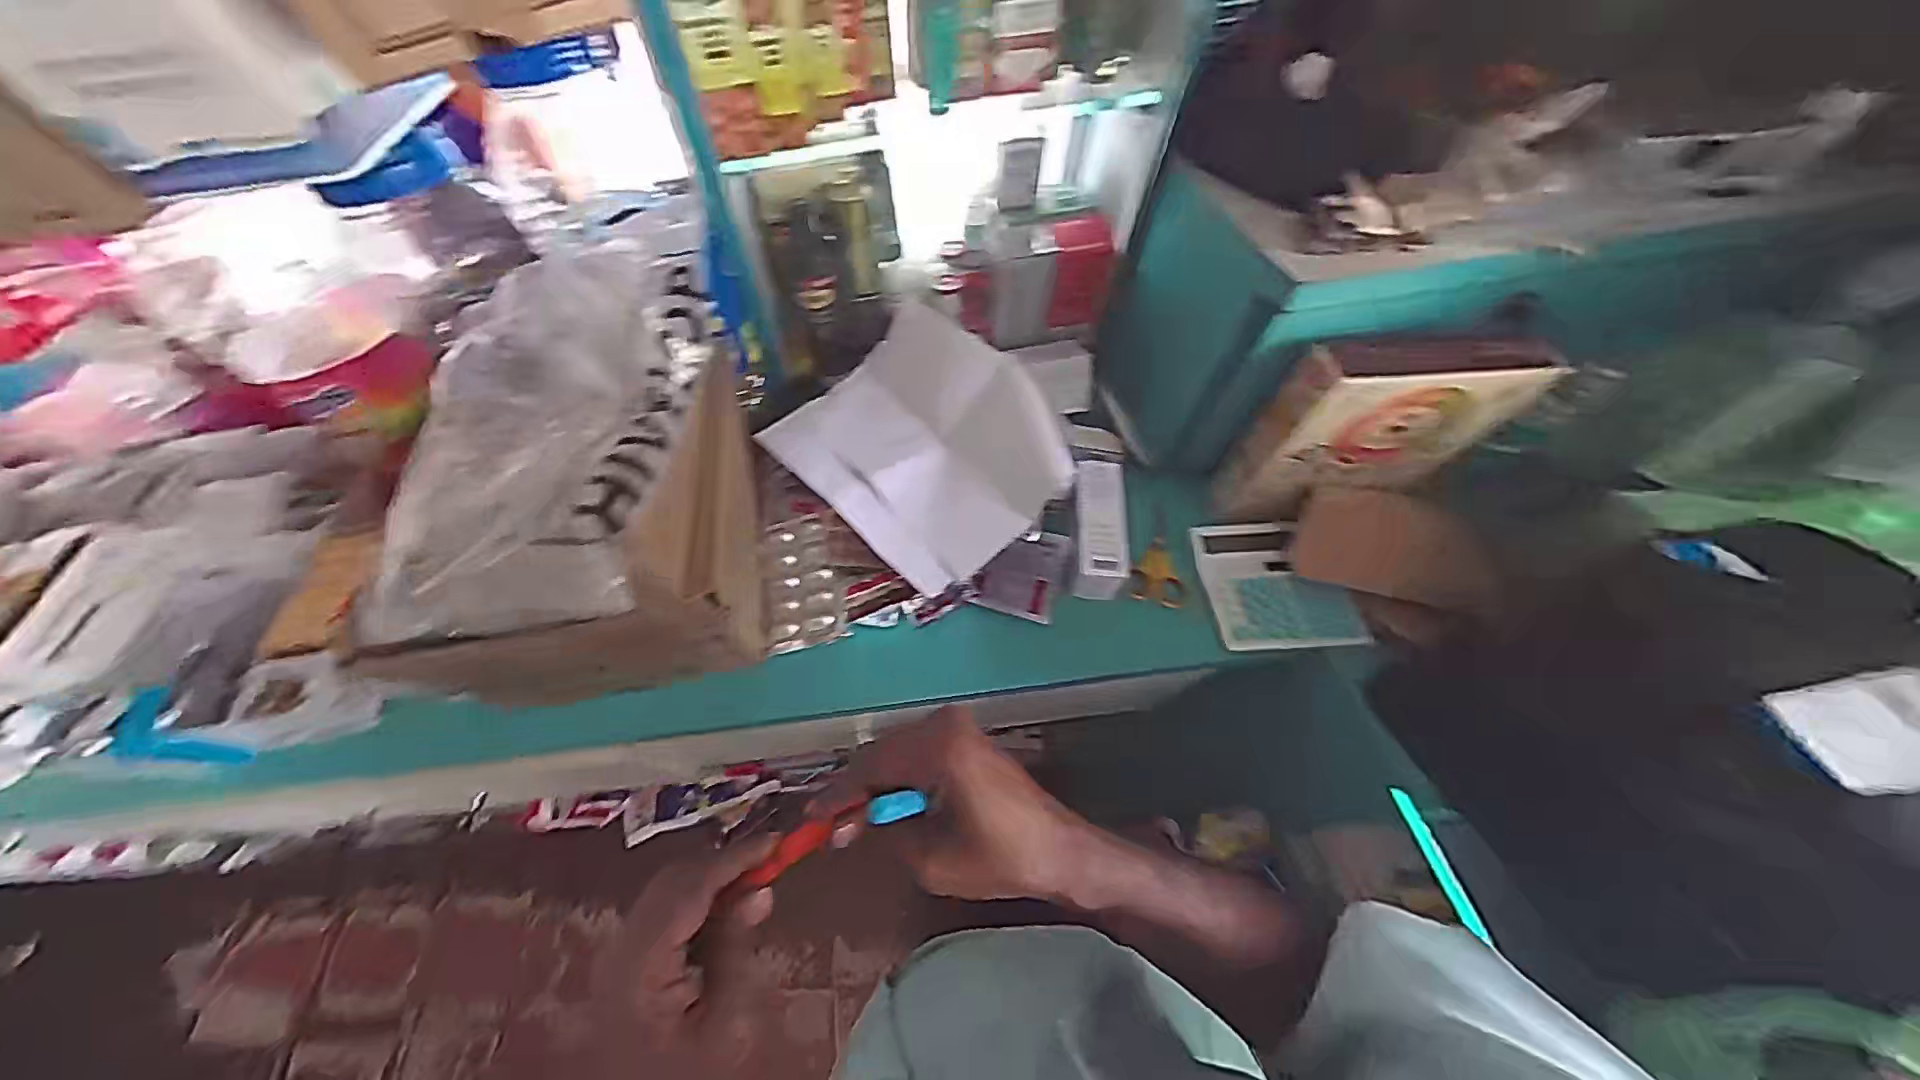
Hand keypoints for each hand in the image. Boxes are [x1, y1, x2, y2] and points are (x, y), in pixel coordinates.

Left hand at [592, 829, 779, 1070]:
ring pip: (668, 885)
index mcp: (642, 964)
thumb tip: (760, 890)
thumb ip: (736, 948)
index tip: (776, 840)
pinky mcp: (625, 954)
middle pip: (675, 879)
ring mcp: (618, 948)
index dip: (735, 858)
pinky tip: (727, 898)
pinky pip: (664, 903)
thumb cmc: (687, 1069)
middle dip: (725, 860)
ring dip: (712, 872)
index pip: (690, 888)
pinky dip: (698, 890)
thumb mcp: (724, 1020)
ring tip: (755, 872)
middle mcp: (620, 946)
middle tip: (771, 855)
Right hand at [811, 705, 1100, 902]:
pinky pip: (919, 751)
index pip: (872, 766)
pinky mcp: (967, 737)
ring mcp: (959, 727)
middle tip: (834, 825)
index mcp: (939, 747)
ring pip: (898, 751)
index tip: (812, 817)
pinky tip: (890, 802)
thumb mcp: (930, 858)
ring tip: (857, 819)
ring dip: (876, 782)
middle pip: (882, 752)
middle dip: (856, 788)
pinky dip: (900, 775)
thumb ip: (886, 829)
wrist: (1059, 849)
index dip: (839, 794)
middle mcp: (946, 724)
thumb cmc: (1000, 857)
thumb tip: (856, 819)